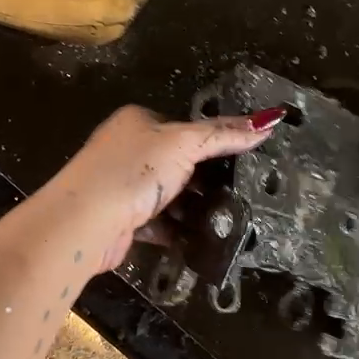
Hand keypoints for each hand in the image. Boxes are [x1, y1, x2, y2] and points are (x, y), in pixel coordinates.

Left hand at [26, 104, 283, 275]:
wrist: (86, 221)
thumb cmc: (134, 170)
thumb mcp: (184, 144)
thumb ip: (224, 134)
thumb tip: (272, 118)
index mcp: (138, 121)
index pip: (183, 127)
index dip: (211, 142)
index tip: (243, 160)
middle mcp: (127, 150)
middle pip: (177, 163)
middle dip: (205, 179)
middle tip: (243, 193)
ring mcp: (123, 186)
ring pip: (170, 196)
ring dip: (195, 208)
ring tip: (232, 219)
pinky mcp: (124, 220)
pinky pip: (160, 224)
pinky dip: (179, 231)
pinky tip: (204, 240)